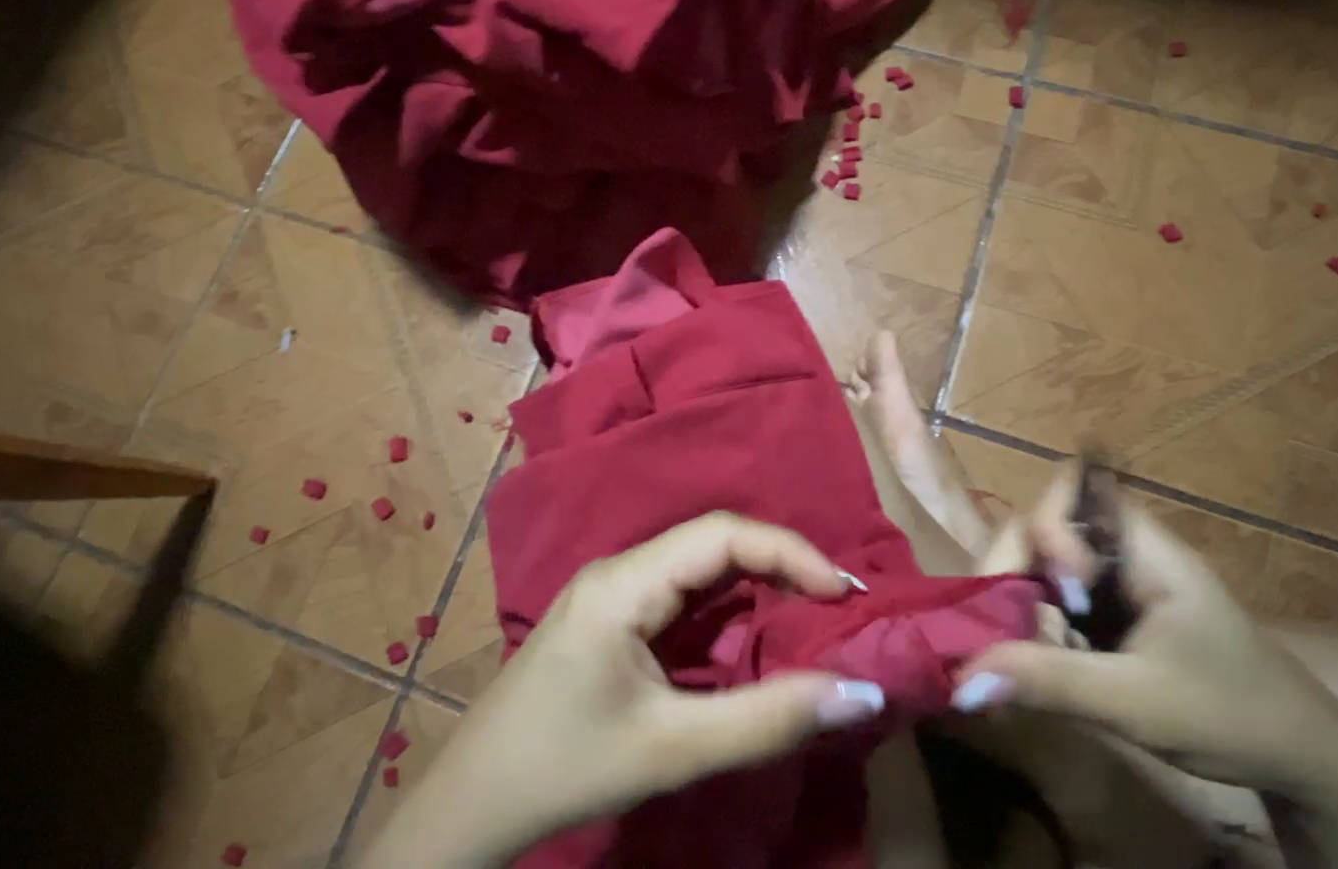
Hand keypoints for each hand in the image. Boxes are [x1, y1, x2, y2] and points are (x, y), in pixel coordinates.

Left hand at [361, 512, 885, 867]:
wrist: (474, 802)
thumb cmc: (568, 766)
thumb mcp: (675, 749)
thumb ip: (769, 719)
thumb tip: (863, 692)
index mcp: (624, 582)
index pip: (723, 535)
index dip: (791, 553)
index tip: (844, 594)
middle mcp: (619, 571)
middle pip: (714, 544)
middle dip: (781, 567)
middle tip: (839, 608)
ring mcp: (611, 594)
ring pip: (700, 569)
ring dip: (758, 587)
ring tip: (813, 618)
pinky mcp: (612, 620)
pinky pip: (683, 598)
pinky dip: (729, 612)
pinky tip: (756, 638)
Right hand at [952, 464, 1337, 794]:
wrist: (1304, 762)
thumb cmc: (1232, 717)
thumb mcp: (1136, 702)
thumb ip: (1048, 683)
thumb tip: (959, 681)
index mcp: (1146, 551)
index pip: (1075, 492)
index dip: (1046, 529)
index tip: (1051, 589)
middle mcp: (1126, 556)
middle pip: (1044, 529)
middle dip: (1015, 572)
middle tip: (1009, 632)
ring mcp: (1118, 587)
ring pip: (1043, 568)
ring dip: (1021, 605)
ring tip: (1021, 657)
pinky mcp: (1113, 619)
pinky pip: (1055, 603)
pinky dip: (1036, 628)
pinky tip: (1036, 668)